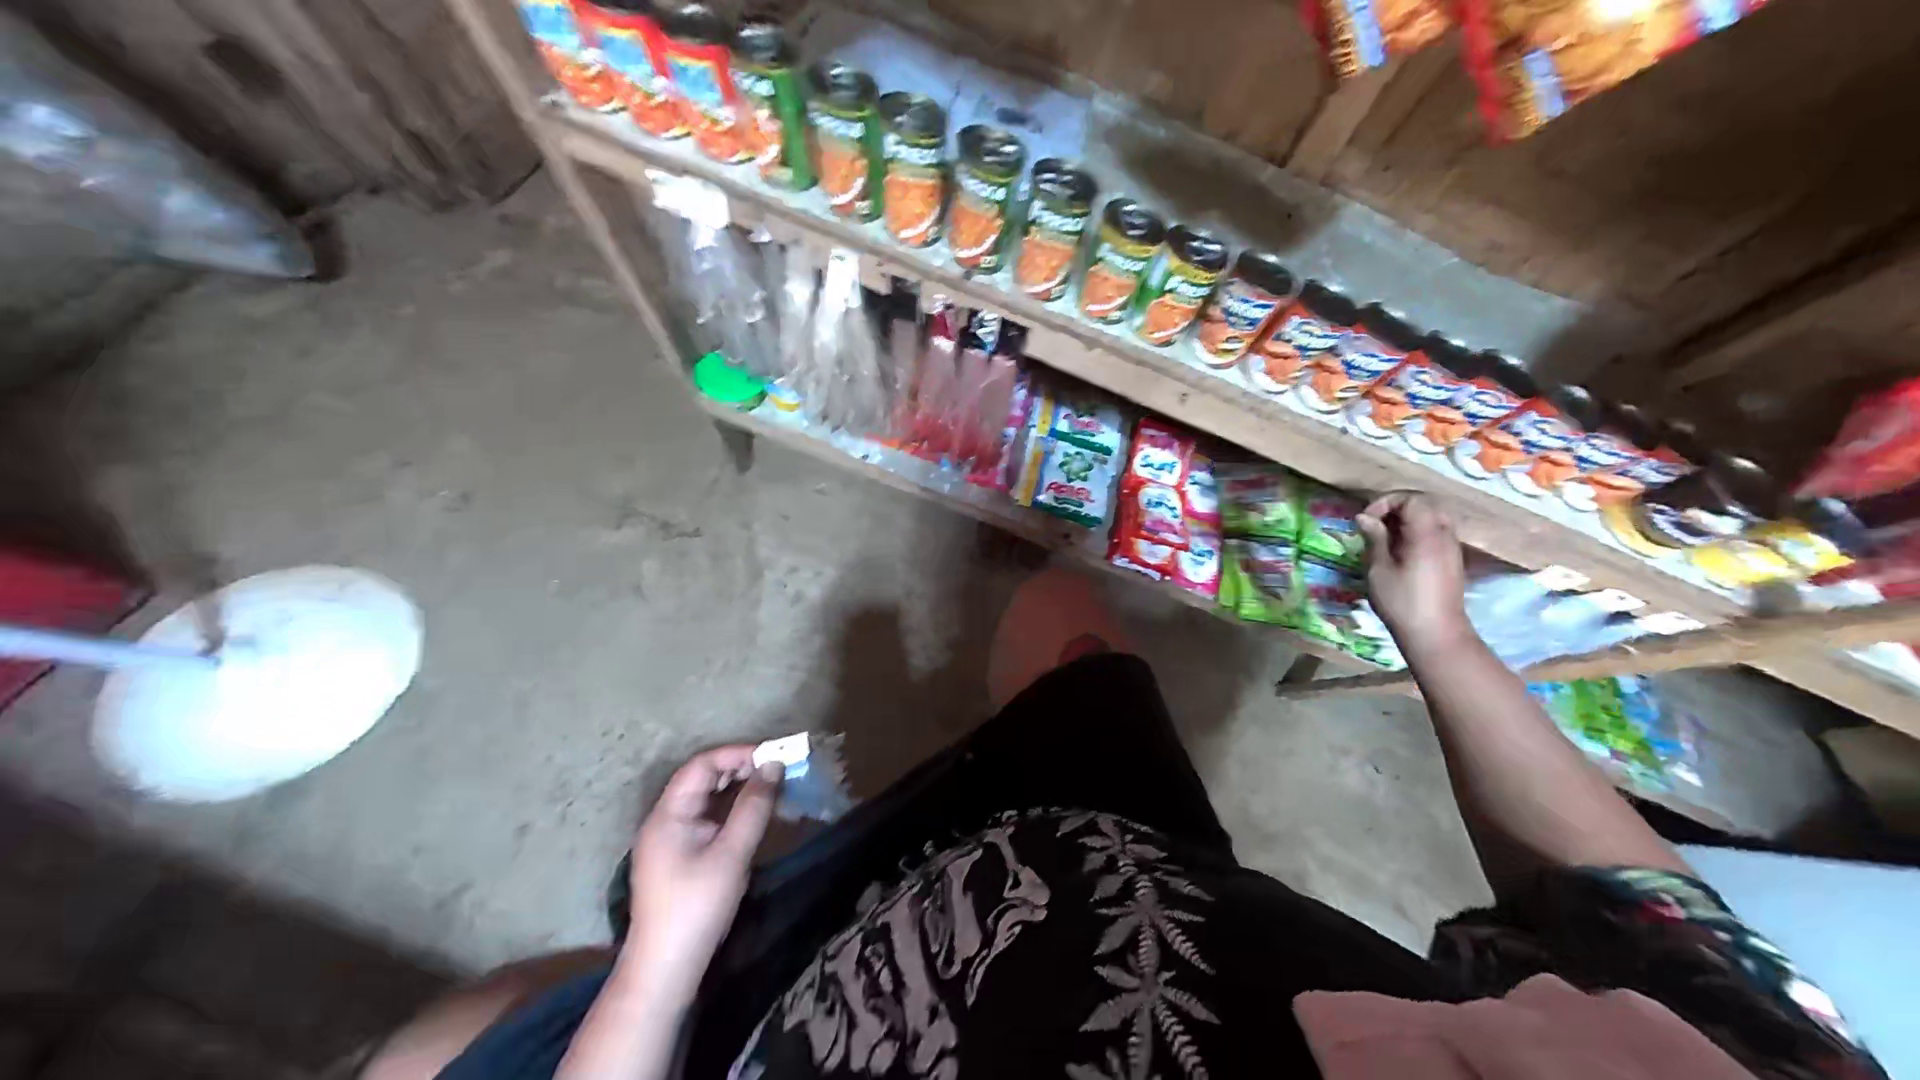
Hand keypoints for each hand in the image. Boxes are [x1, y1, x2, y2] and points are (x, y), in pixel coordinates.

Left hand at [620, 745, 779, 996]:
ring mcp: (669, 838)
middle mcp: (664, 819)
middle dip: (740, 767)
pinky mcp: (679, 855)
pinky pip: (706, 817)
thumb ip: (754, 806)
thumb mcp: (732, 854)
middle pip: (701, 778)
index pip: (702, 765)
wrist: (665, 970)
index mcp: (668, 814)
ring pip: (705, 797)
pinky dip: (730, 808)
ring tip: (770, 786)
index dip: (737, 754)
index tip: (773, 755)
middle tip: (777, 769)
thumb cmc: (697, 908)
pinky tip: (752, 814)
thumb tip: (773, 765)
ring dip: (737, 787)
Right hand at [1355, 492, 1471, 653]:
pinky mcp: (1452, 559)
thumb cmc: (1402, 601)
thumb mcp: (1379, 569)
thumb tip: (1364, 517)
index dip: (1385, 502)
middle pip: (1426, 503)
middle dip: (1398, 506)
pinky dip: (1418, 530)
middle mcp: (1445, 534)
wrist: (1436, 633)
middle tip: (1375, 522)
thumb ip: (1374, 538)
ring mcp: (1452, 547)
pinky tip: (1400, 548)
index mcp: (1427, 534)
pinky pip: (1437, 531)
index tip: (1365, 520)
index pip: (1411, 499)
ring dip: (1408, 518)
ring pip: (1434, 516)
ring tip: (1385, 535)